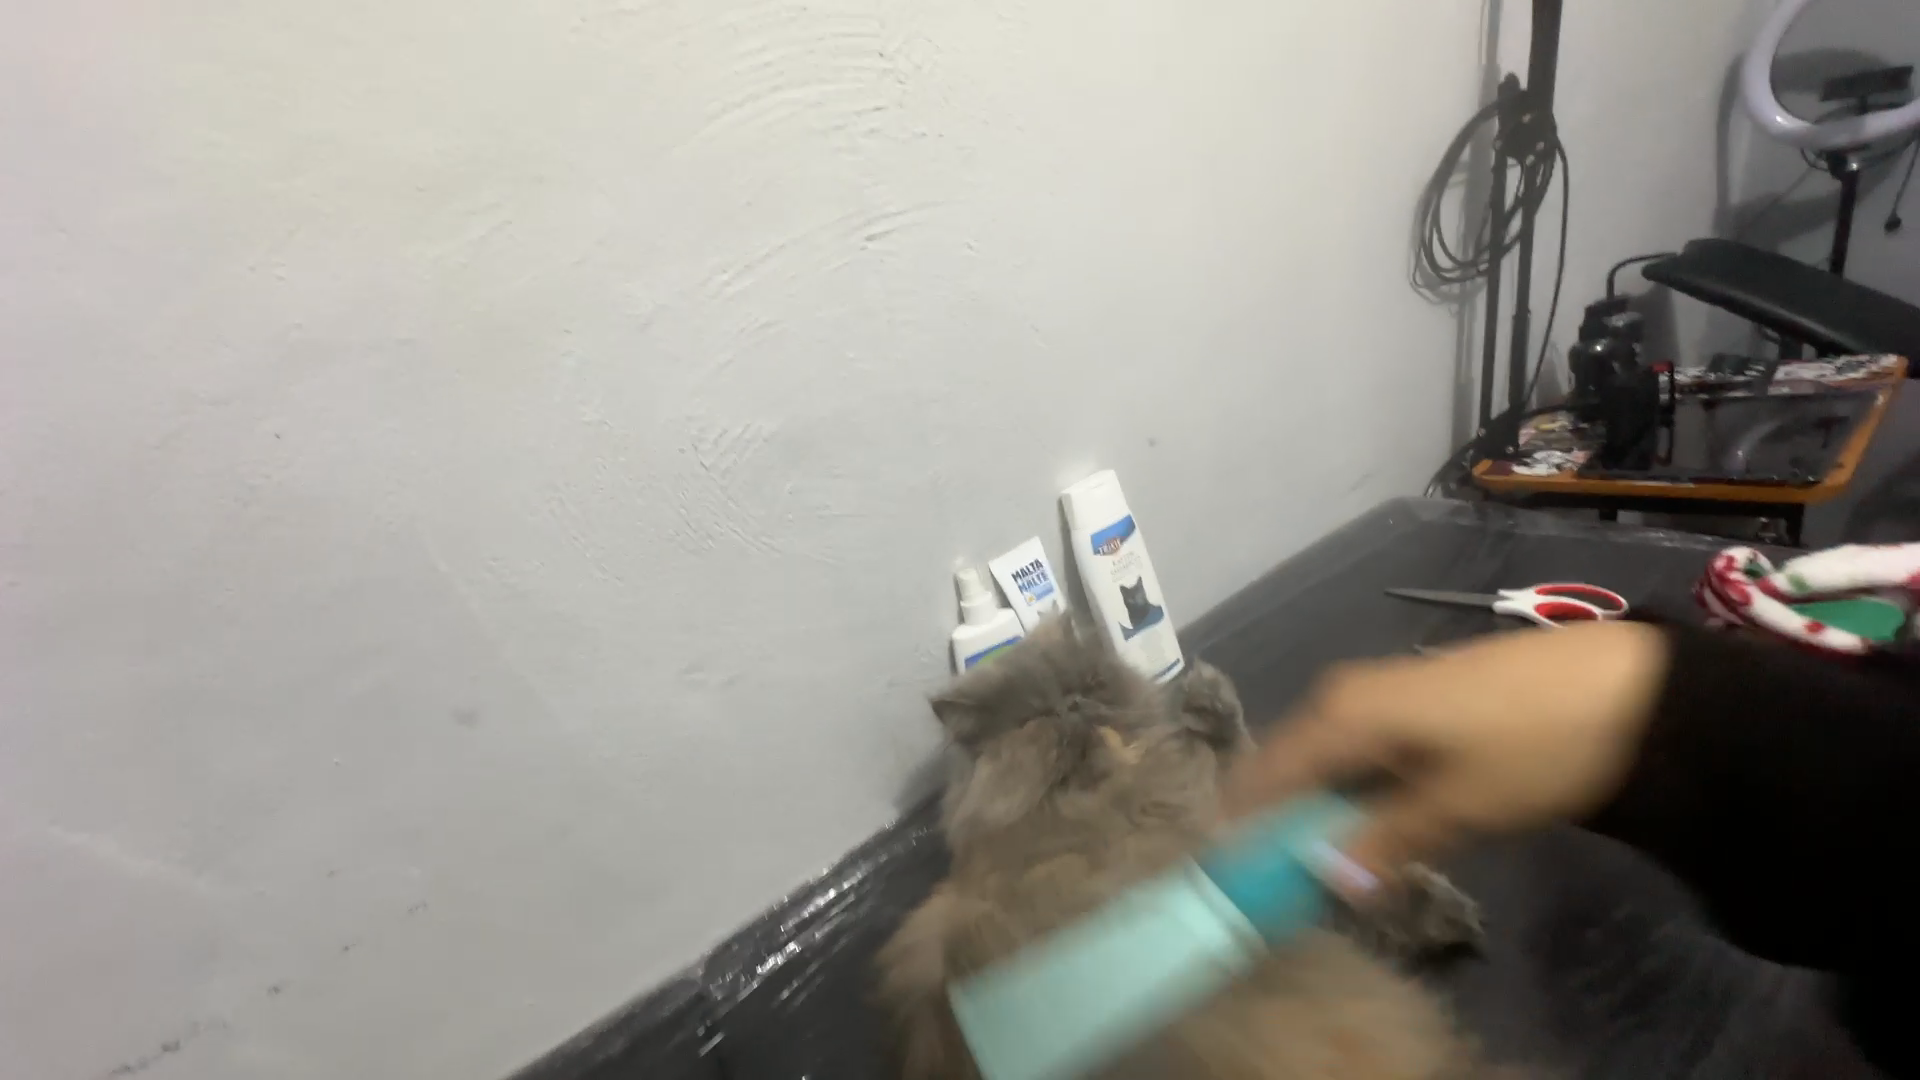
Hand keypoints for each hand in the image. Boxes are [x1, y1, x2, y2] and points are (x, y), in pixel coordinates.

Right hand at [1223, 621, 1670, 893]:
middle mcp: (1338, 695)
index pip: (1268, 771)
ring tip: (1315, 853)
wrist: (1623, 686)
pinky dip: (1340, 785)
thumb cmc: (1531, 745)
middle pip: (1286, 762)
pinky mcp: (1396, 699)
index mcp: (1341, 713)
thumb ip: (1385, 842)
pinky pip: (1344, 747)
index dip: (1246, 818)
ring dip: (1311, 804)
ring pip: (1316, 756)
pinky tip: (1356, 816)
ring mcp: (1366, 692)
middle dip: (1277, 816)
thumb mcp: (1460, 806)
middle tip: (1280, 871)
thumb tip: (1330, 883)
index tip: (1233, 866)